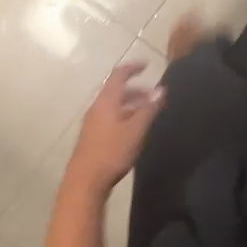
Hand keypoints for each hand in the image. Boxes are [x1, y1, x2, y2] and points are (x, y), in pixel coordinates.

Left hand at [64, 62, 164, 194]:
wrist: (85, 181)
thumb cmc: (112, 152)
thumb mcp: (135, 130)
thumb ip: (148, 109)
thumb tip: (160, 88)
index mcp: (106, 101)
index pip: (118, 75)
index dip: (133, 68)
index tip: (148, 65)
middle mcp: (97, 108)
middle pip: (116, 91)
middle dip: (136, 90)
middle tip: (154, 96)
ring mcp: (92, 123)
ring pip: (114, 106)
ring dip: (131, 105)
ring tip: (148, 114)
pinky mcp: (92, 137)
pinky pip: (110, 118)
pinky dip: (124, 117)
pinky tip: (134, 130)